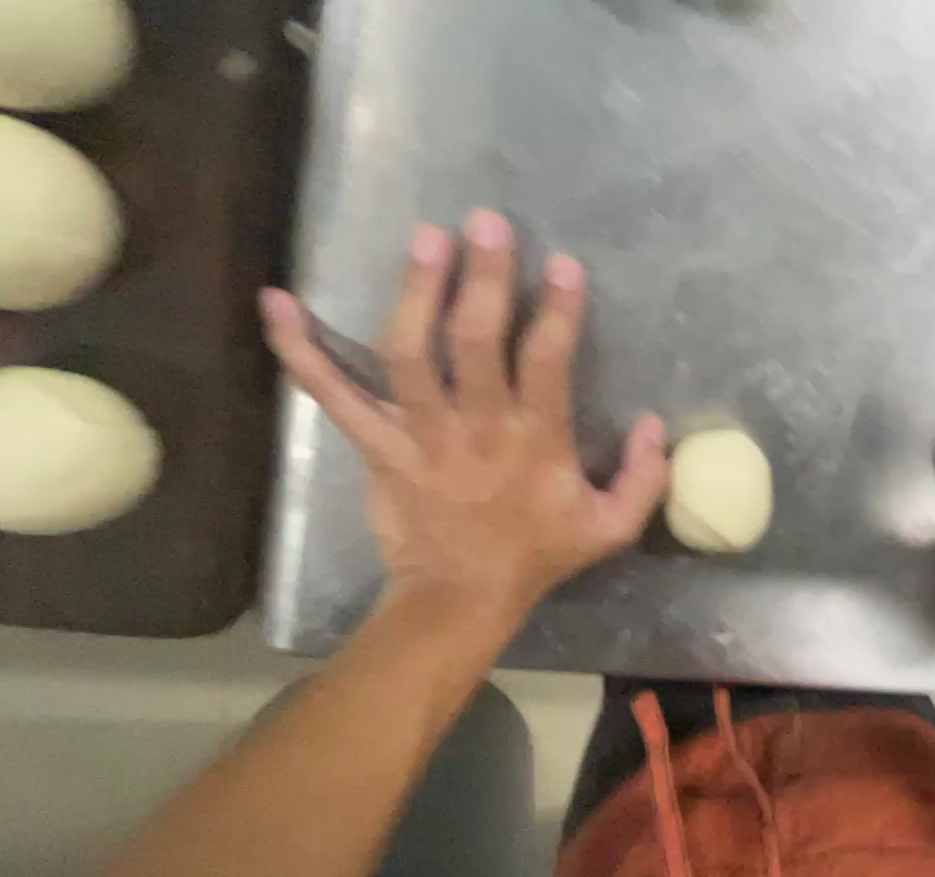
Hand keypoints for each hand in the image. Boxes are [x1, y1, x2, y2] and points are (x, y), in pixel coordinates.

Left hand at [259, 208, 669, 627]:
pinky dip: (301, 350)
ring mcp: (419, 436)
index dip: (557, 313)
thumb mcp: (612, 529)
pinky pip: (333, 395)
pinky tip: (278, 302)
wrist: (463, 596)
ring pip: (408, 354)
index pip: (547, 365)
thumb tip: (656, 425)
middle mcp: (477, 429)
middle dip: (482, 279)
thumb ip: (645, 479)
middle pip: (474, 342)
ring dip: (414, 293)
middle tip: (486, 223)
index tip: (564, 267)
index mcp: (537, 444)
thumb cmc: (540, 554)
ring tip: (425, 240)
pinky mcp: (376, 447)